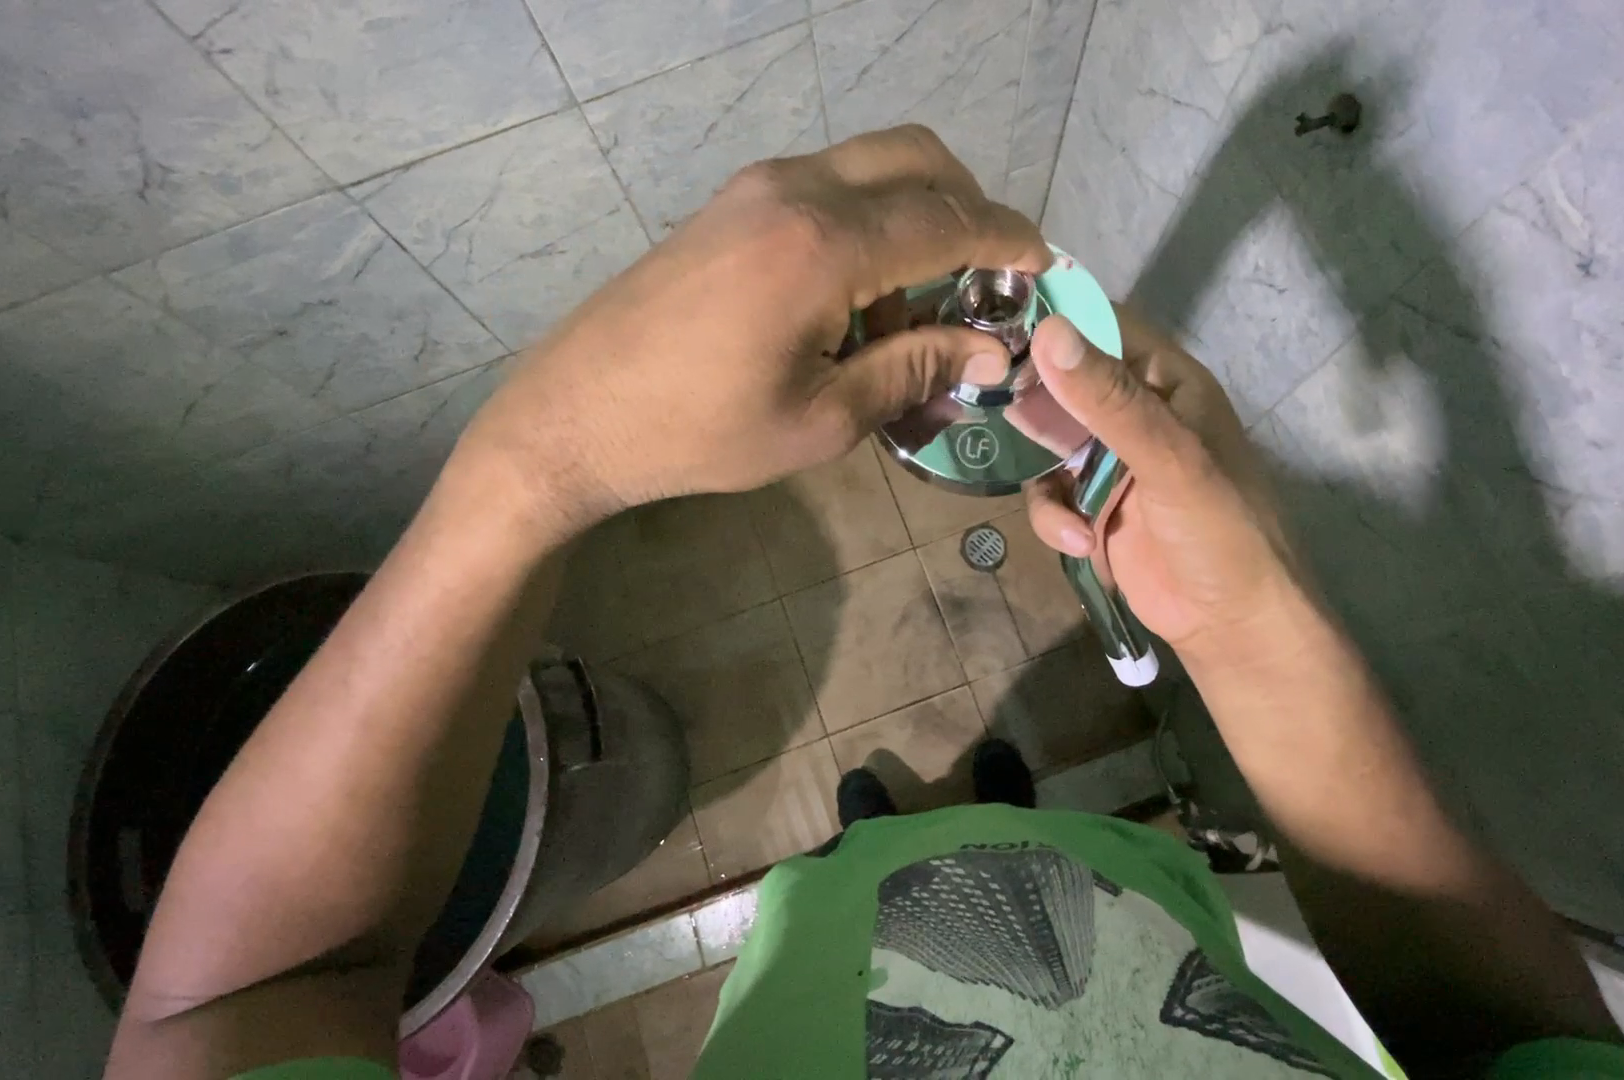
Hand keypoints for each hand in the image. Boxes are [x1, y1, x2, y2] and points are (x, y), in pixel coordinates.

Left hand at [458, 126, 1049, 524]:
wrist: (580, 412)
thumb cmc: (702, 433)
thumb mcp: (822, 421)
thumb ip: (912, 370)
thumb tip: (989, 348)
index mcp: (822, 245)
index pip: (945, 220)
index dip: (1006, 239)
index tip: (1043, 264)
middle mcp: (795, 190)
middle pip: (916, 158)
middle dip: (970, 205)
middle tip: (991, 273)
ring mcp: (756, 187)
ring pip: (871, 164)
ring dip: (919, 209)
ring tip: (930, 291)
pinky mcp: (731, 204)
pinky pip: (829, 184)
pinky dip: (871, 216)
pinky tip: (866, 287)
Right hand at [1024, 310, 1300, 654]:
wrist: (1231, 624)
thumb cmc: (1219, 529)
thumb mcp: (1167, 458)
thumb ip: (1108, 400)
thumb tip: (1048, 331)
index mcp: (1166, 383)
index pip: (1104, 326)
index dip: (1056, 318)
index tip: (995, 319)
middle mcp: (1135, 413)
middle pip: (1064, 383)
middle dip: (1032, 400)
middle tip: (989, 405)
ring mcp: (1110, 462)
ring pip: (1047, 443)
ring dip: (1046, 476)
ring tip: (1065, 508)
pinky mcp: (1092, 506)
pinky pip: (1050, 494)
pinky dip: (1054, 518)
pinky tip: (1078, 543)